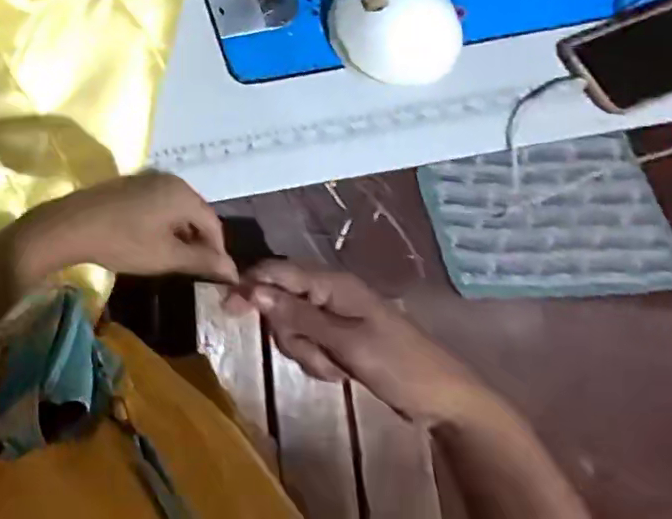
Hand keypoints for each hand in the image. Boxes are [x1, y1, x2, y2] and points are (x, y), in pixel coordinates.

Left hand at [11, 173, 237, 286]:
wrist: (73, 224)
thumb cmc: (124, 241)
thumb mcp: (167, 256)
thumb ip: (202, 261)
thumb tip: (232, 269)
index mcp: (183, 193)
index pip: (214, 224)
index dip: (218, 252)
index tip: (217, 279)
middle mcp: (170, 180)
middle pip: (197, 213)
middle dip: (200, 242)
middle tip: (198, 272)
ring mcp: (149, 179)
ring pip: (178, 209)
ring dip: (182, 234)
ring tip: (177, 261)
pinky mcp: (132, 185)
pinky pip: (160, 204)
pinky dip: (165, 224)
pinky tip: (154, 244)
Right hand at [227, 261, 487, 423]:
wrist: (445, 400)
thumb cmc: (398, 364)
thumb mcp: (346, 342)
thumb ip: (298, 314)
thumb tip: (253, 289)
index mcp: (331, 283)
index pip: (278, 271)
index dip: (250, 284)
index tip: (227, 308)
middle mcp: (329, 292)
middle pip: (281, 301)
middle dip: (289, 331)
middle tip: (314, 354)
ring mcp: (335, 315)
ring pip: (292, 326)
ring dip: (304, 351)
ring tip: (334, 368)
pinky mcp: (339, 336)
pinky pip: (309, 342)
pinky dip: (316, 359)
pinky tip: (339, 373)